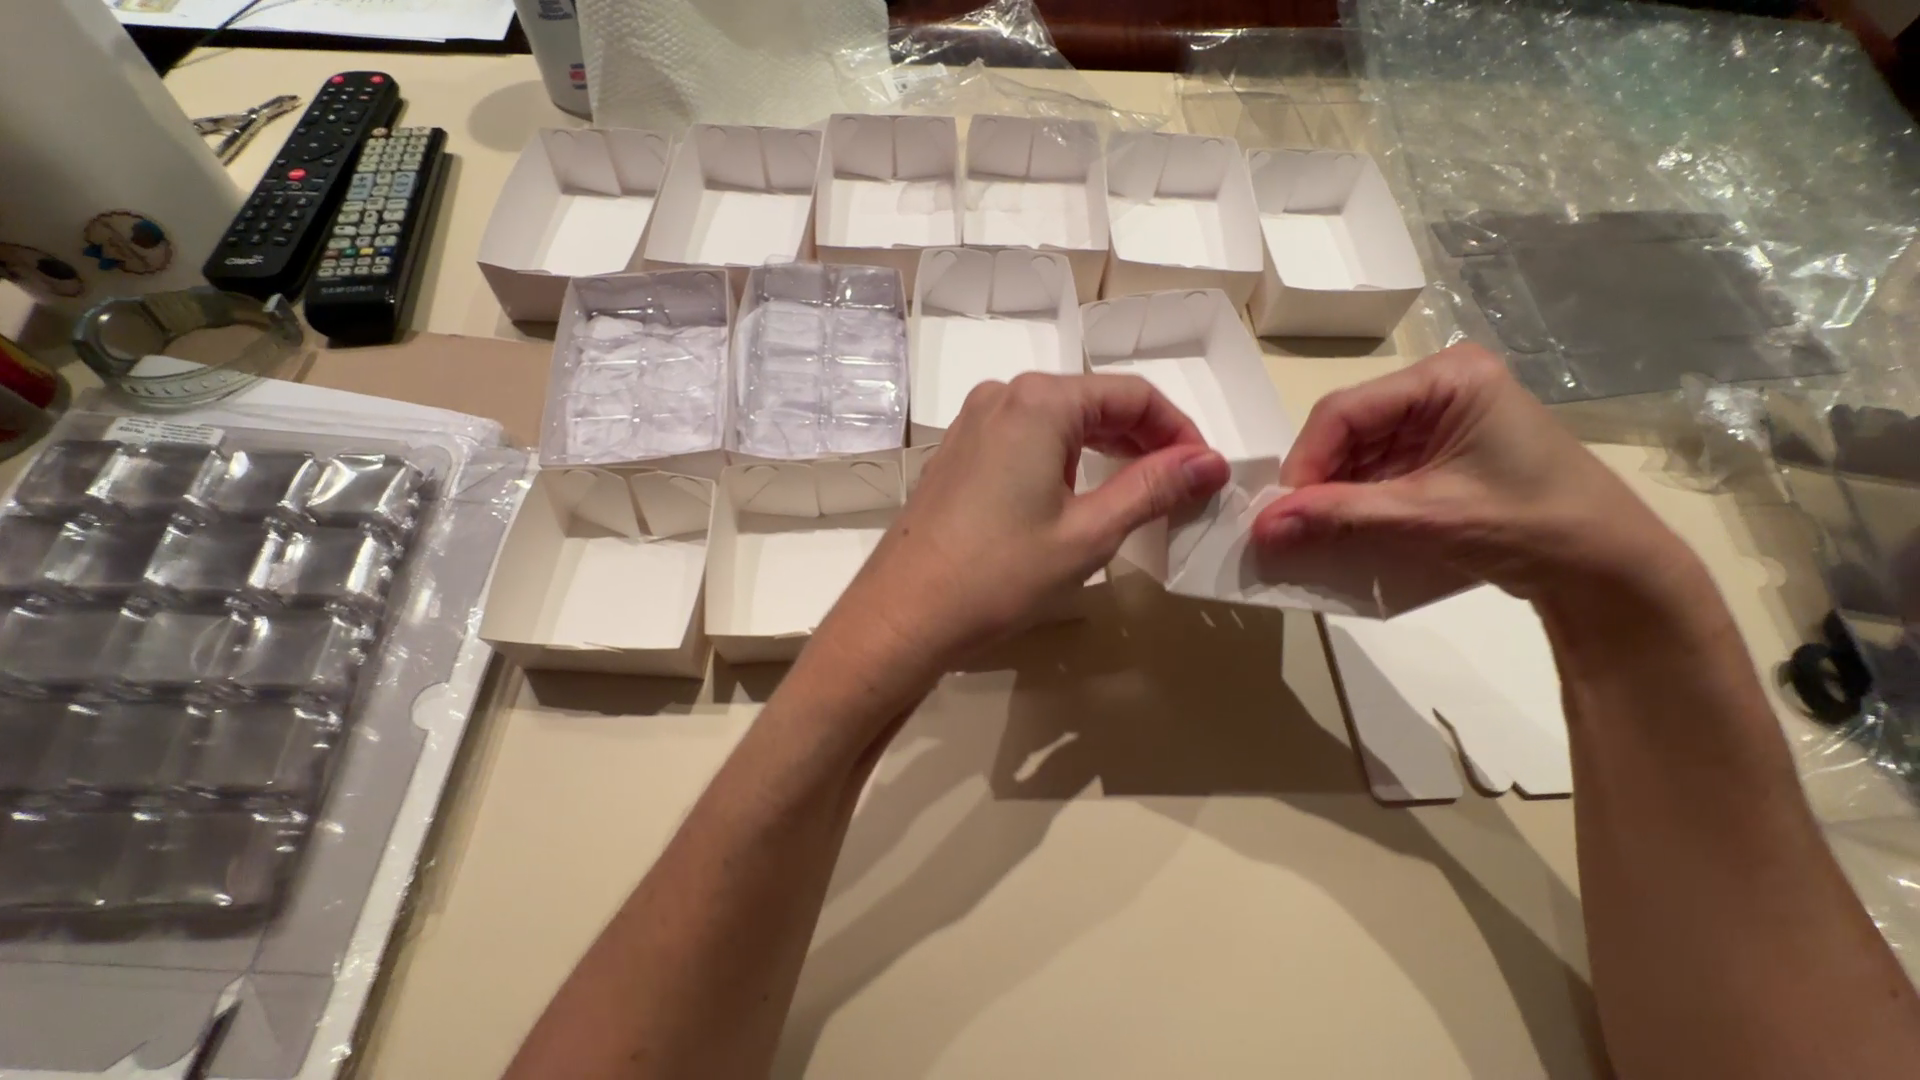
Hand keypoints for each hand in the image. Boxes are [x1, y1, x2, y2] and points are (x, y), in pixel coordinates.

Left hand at [813, 373, 1228, 682]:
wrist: (904, 614)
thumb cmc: (999, 574)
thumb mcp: (1089, 533)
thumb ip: (1152, 488)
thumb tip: (1211, 462)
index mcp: (1039, 401)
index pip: (1132, 395)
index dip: (1179, 430)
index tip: (1205, 471)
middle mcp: (1003, 395)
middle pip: (1095, 401)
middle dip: (1145, 439)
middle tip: (1181, 486)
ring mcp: (973, 423)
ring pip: (1060, 421)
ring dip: (1106, 449)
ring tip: (1141, 493)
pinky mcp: (958, 452)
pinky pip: (1027, 439)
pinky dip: (1065, 460)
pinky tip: (1080, 495)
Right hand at [1251, 345, 1689, 601]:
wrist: (1606, 569)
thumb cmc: (1528, 525)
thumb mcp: (1424, 518)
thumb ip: (1338, 516)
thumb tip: (1261, 529)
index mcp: (1447, 377)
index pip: (1345, 410)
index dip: (1305, 461)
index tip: (1281, 513)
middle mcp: (1440, 386)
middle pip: (1347, 428)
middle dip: (1317, 480)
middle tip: (1291, 528)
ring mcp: (1440, 418)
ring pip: (1355, 451)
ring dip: (1332, 493)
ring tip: (1311, 534)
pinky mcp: (1440, 451)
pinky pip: (1377, 468)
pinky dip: (1354, 501)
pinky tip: (1341, 530)